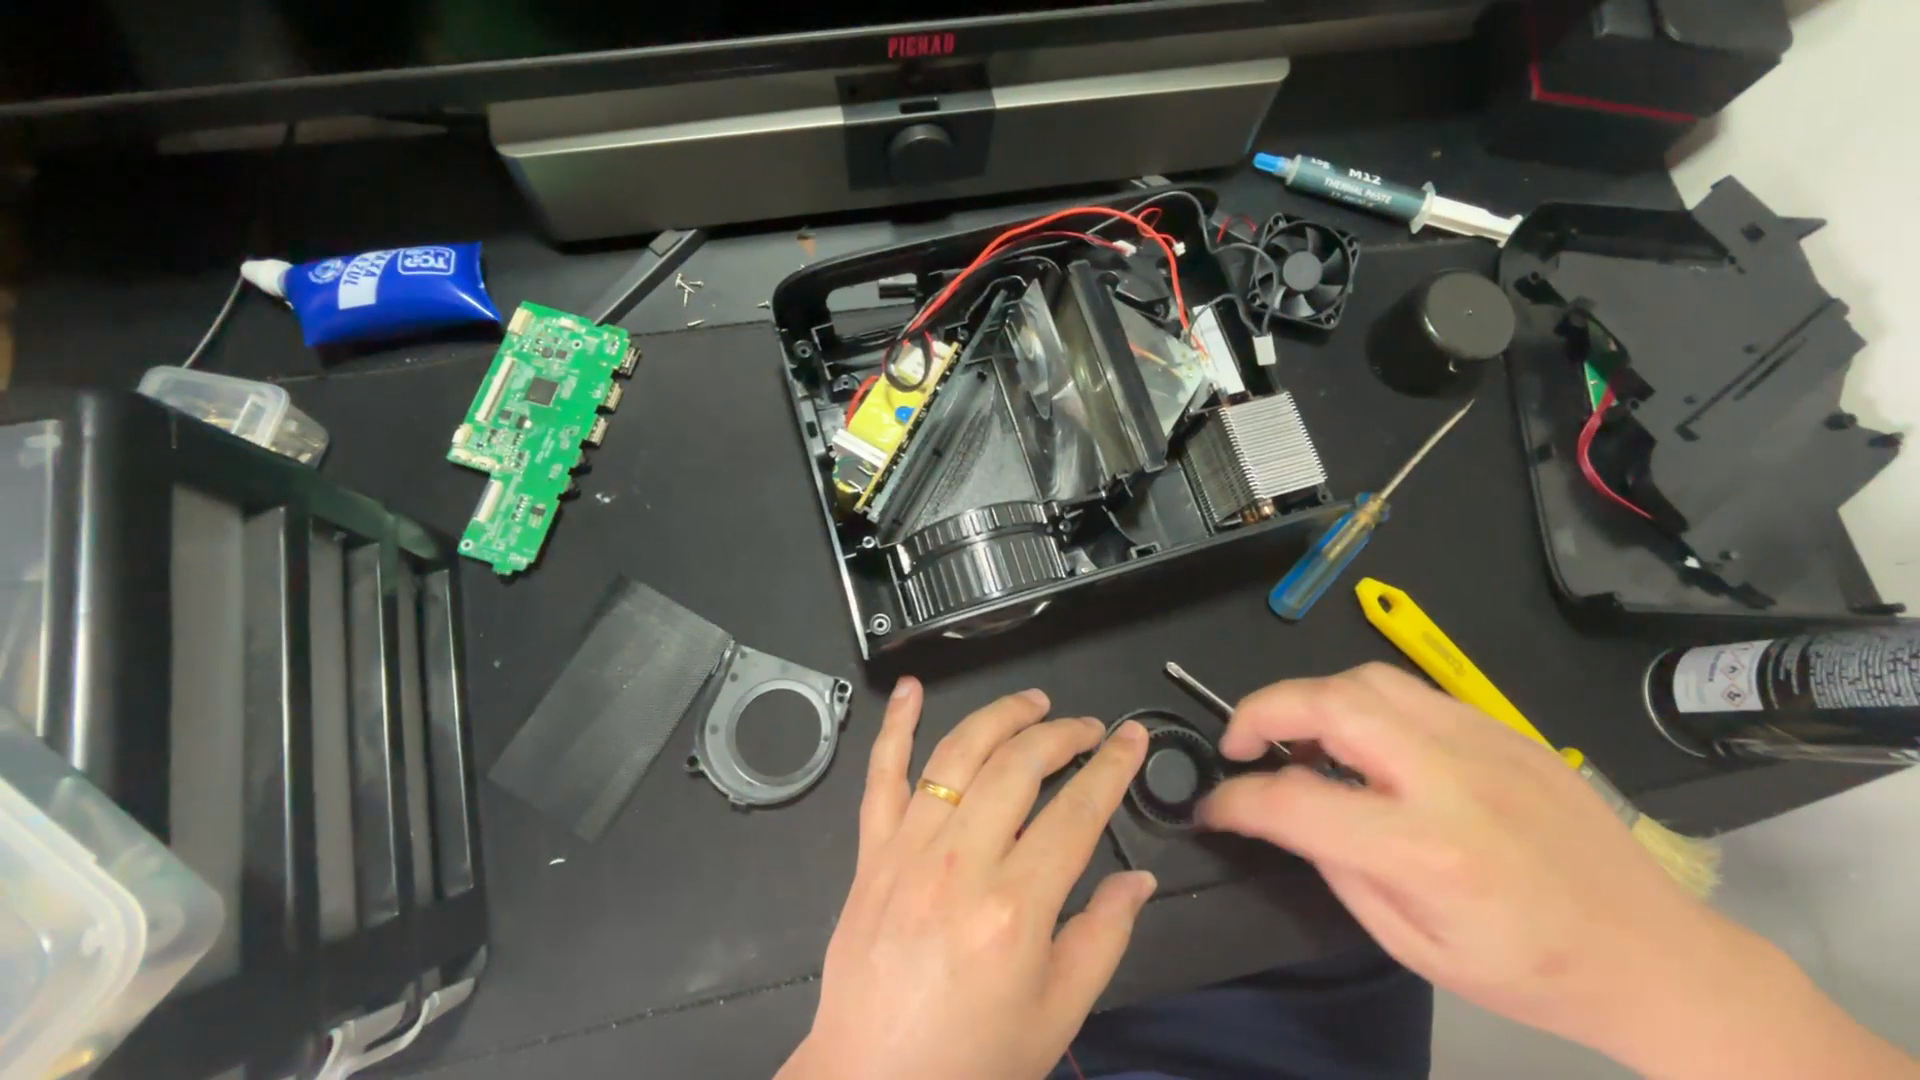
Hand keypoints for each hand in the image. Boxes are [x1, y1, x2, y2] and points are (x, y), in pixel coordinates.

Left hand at [780, 679, 1153, 1079]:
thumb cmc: (973, 1055)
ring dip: (999, 717)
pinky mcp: (870, 852)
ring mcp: (907, 851)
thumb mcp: (1058, 1013)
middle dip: (1061, 733)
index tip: (1131, 738)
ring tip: (1032, 703)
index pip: (1076, 813)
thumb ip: (1104, 937)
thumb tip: (1140, 880)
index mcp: (1014, 909)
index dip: (1111, 767)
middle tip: (1086, 727)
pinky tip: (910, 690)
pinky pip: (880, 776)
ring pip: (956, 755)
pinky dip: (894, 726)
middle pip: (1018, 767)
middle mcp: (959, 865)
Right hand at [1198, 663, 1917, 1078]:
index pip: (1293, 801)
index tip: (1211, 808)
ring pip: (1365, 678)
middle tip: (1240, 744)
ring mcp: (1482, 741)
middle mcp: (1450, 778)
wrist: (1656, 955)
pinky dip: (1363, 704)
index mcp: (1426, 851)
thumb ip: (1336, 868)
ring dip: (1312, 698)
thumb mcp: (1412, 944)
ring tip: (1300, 737)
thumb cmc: (1529, 970)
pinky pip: (1411, 691)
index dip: (1233, 801)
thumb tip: (1284, 814)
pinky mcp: (1502, 728)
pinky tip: (1364, 741)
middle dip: (1260, 711)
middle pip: (1327, 702)